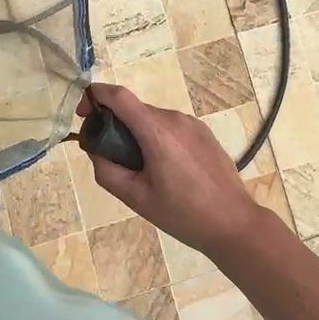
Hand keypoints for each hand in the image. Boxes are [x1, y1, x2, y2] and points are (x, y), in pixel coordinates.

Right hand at [75, 83, 263, 257]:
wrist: (234, 224)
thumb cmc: (183, 214)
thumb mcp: (137, 199)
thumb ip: (107, 171)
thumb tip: (94, 150)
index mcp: (156, 131)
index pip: (119, 95)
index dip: (95, 96)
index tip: (84, 115)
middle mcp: (174, 118)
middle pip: (134, 109)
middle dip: (114, 124)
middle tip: (107, 154)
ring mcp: (192, 124)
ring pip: (152, 119)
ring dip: (137, 133)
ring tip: (139, 168)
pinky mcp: (204, 133)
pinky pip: (171, 127)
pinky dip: (157, 138)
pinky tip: (165, 169)